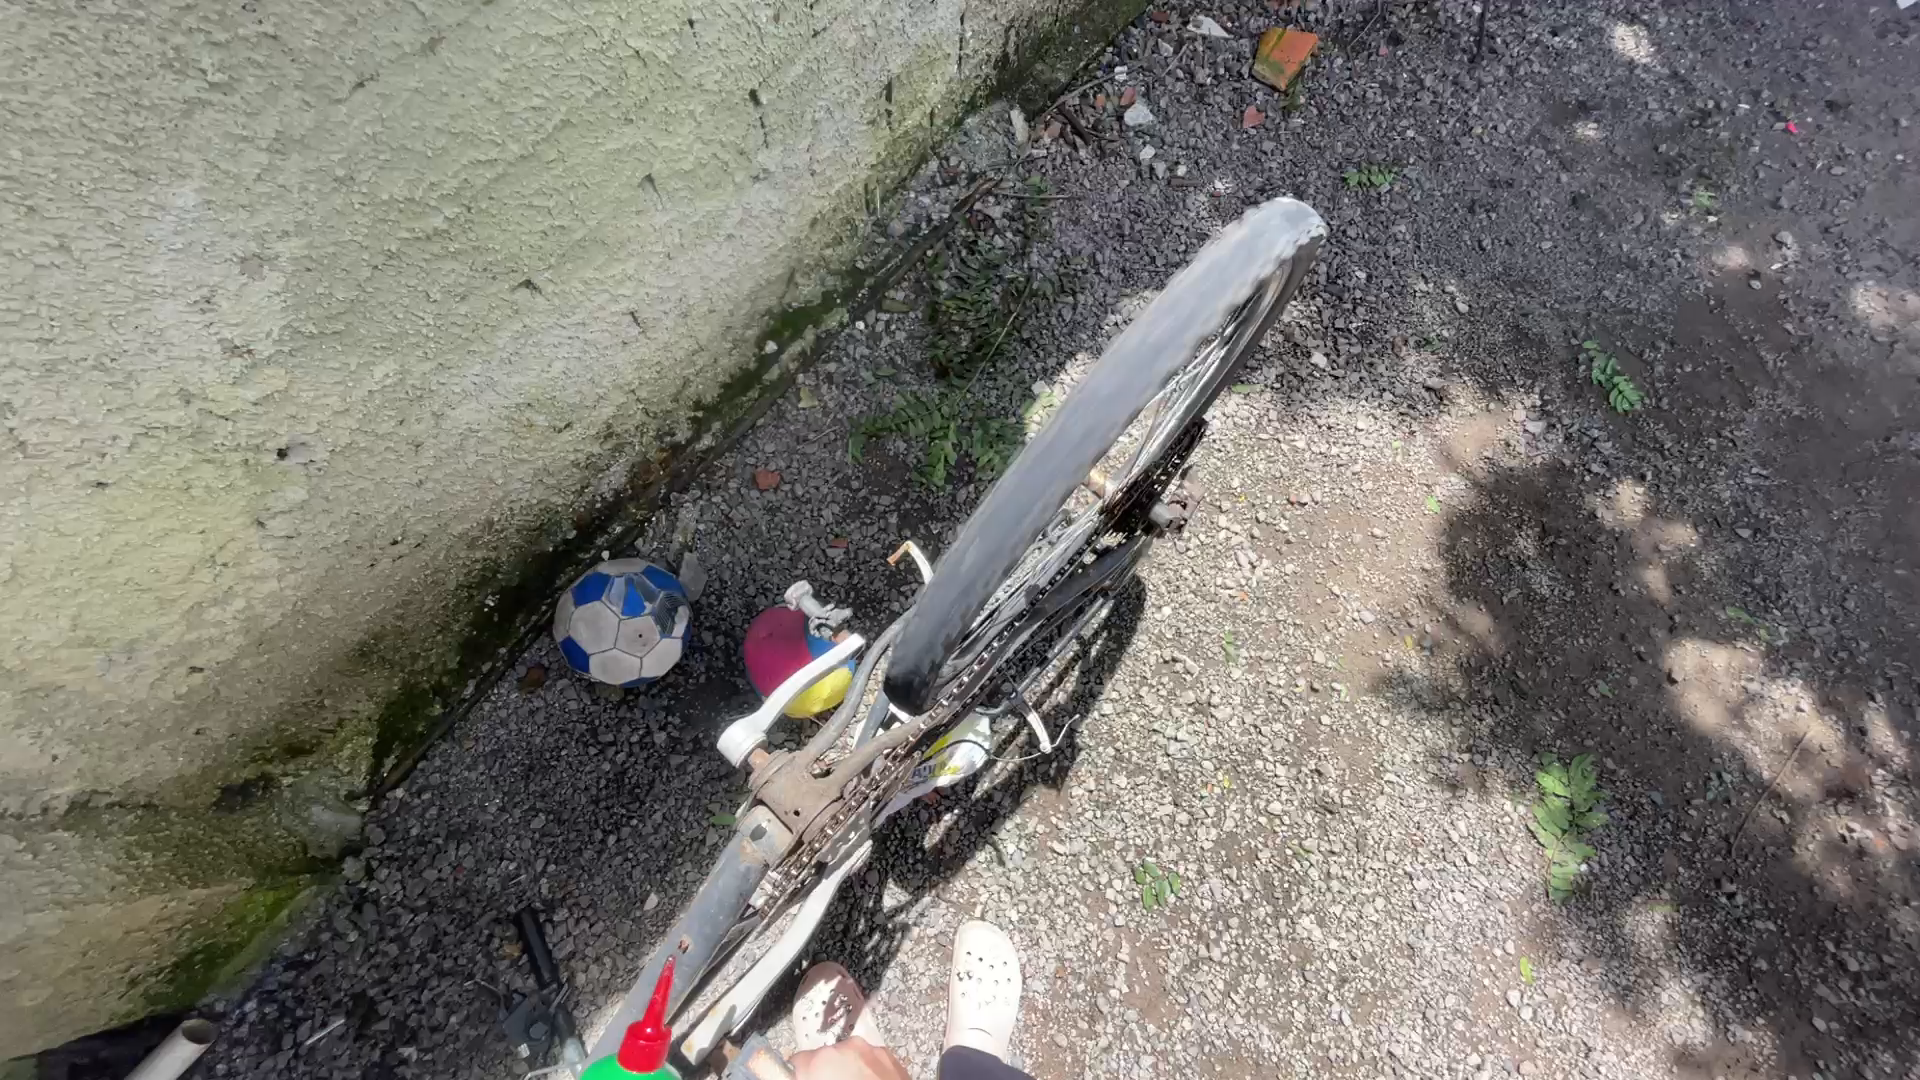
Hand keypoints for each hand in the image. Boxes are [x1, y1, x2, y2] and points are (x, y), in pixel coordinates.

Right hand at [789, 1037, 909, 1079]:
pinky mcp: (888, 1056)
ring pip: (848, 1058)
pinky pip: (869, 1061)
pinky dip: (866, 1073)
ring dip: (847, 1073)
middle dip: (825, 1075)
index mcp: (820, 1062)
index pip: (797, 1062)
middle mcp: (845, 1048)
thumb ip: (804, 1079)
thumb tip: (797, 1077)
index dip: (798, 1076)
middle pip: (824, 1059)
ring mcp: (869, 1050)